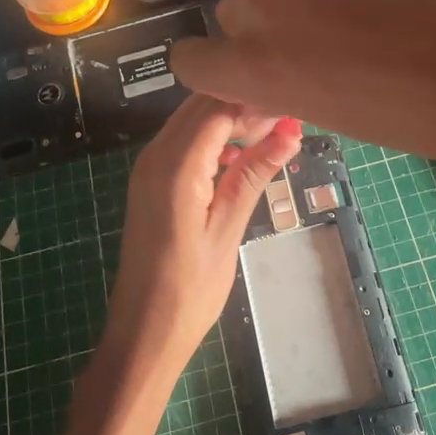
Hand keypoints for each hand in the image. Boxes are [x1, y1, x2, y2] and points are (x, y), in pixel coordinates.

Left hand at [105, 94, 302, 366]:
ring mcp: (148, 166)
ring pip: (192, 121)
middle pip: (201, 106)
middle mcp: (155, 155)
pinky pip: (183, 142)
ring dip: (228, 120)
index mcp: (175, 167)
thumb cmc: (189, 291)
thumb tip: (290, 131)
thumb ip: (253, 174)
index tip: (293, 109)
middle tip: (287, 123)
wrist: (142, 333)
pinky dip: (211, 139)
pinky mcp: (149, 180)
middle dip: (243, 105)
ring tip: (271, 138)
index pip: (217, 108)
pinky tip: (238, 159)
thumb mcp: (227, 231)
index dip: (255, 102)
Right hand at [170, 0, 435, 167]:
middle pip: (234, 10)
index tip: (238, 74)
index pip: (190, 58)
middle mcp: (267, 8)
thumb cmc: (417, 118)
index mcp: (256, 66)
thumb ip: (286, 88)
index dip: (213, 67)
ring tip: (362, 21)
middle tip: (310, 48)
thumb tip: (275, 78)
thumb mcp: (335, 118)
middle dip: (261, 28)